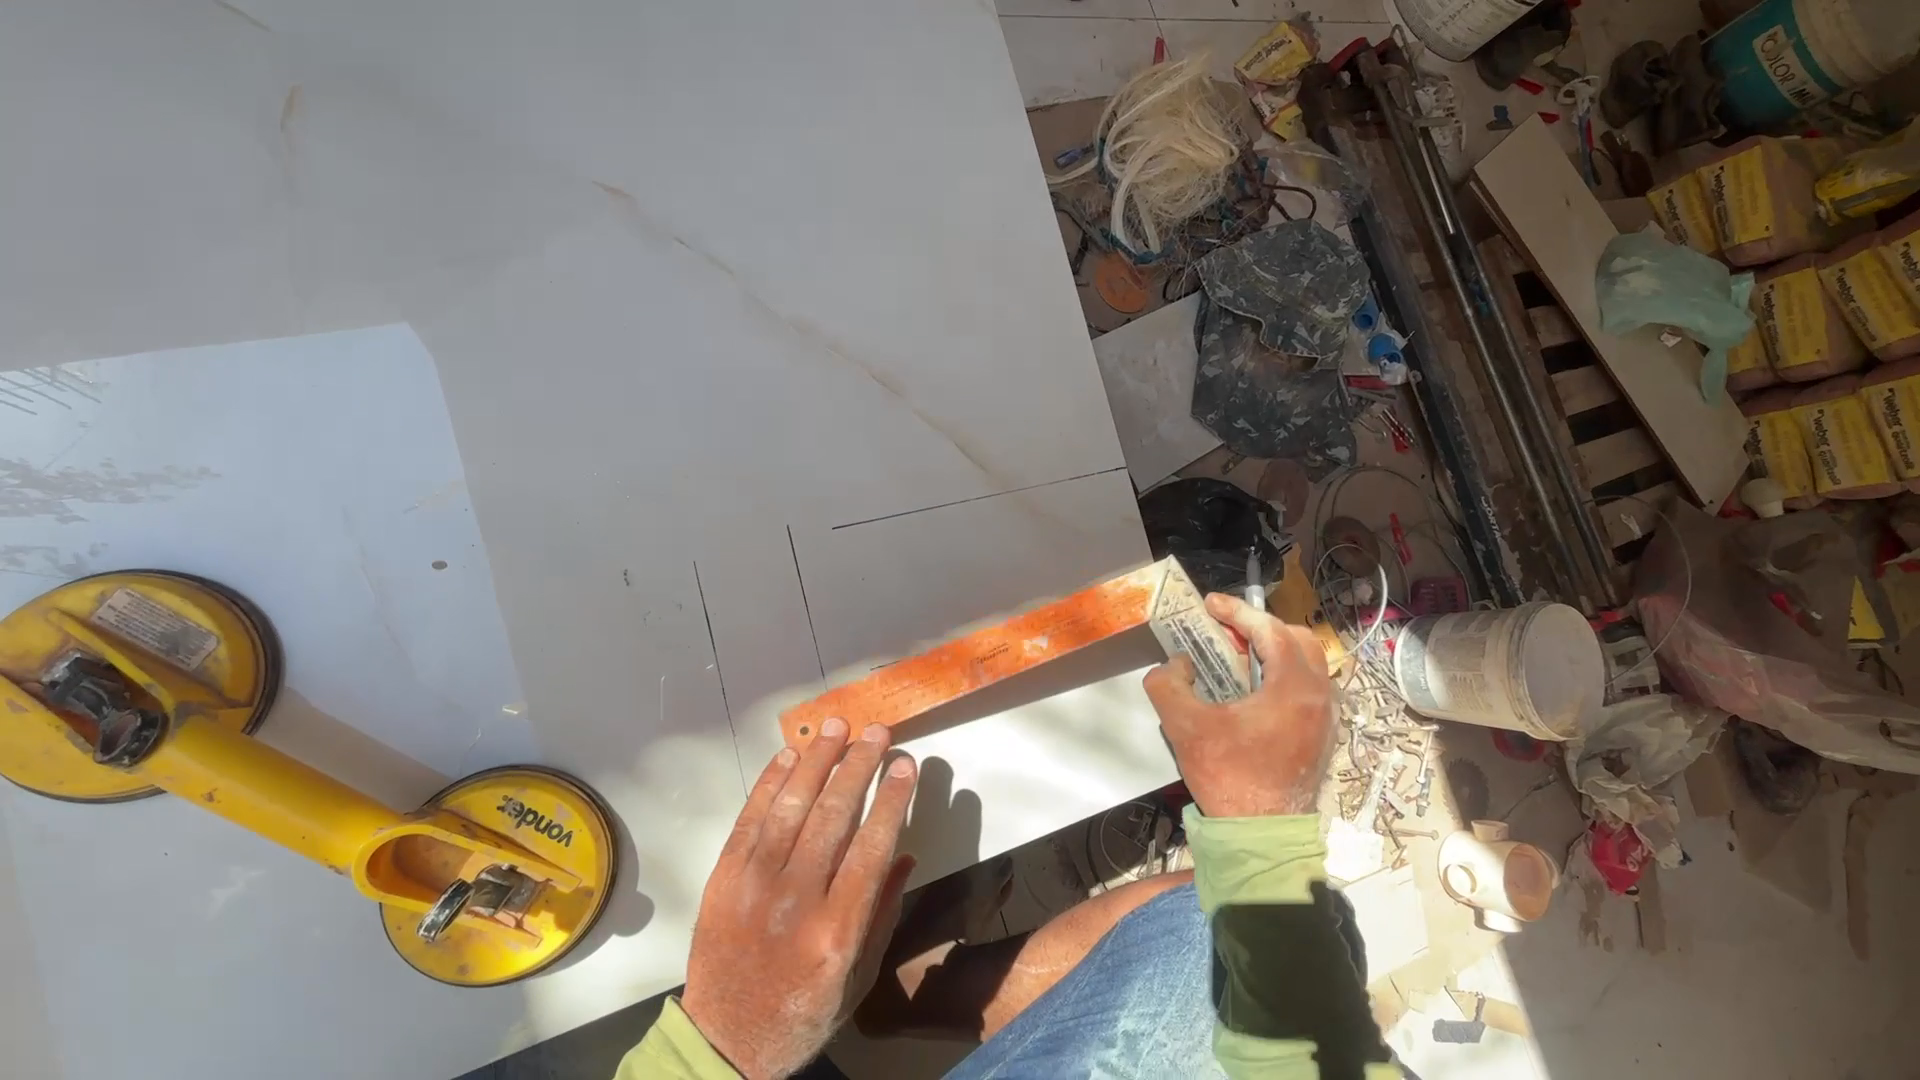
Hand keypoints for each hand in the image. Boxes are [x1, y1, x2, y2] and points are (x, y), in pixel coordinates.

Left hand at [680, 719, 918, 1078]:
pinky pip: (749, 818)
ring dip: (816, 760)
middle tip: (877, 733)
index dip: (891, 799)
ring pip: (791, 806)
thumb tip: (905, 852)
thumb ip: (883, 912)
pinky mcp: (722, 878)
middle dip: (858, 766)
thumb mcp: (859, 978)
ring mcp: (753, 884)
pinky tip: (789, 756)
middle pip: (833, 815)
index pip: (872, 846)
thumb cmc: (803, 1012)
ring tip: (836, 727)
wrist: (724, 1040)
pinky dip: (769, 782)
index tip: (905, 765)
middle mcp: (795, 900)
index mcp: (836, 930)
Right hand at [1144, 592, 1334, 816]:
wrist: (1261, 835)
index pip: (1270, 631)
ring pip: (1308, 664)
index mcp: (1293, 688)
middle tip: (1227, 631)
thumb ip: (1168, 685)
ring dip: (1274, 651)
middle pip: (1298, 640)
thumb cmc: (1228, 777)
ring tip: (1238, 657)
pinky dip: (1282, 674)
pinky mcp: (1322, 735)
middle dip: (1261, 627)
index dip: (1237, 612)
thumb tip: (1176, 665)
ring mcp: (1326, 717)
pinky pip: (1308, 688)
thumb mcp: (1185, 727)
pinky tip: (1253, 690)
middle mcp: (1319, 696)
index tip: (1210, 604)